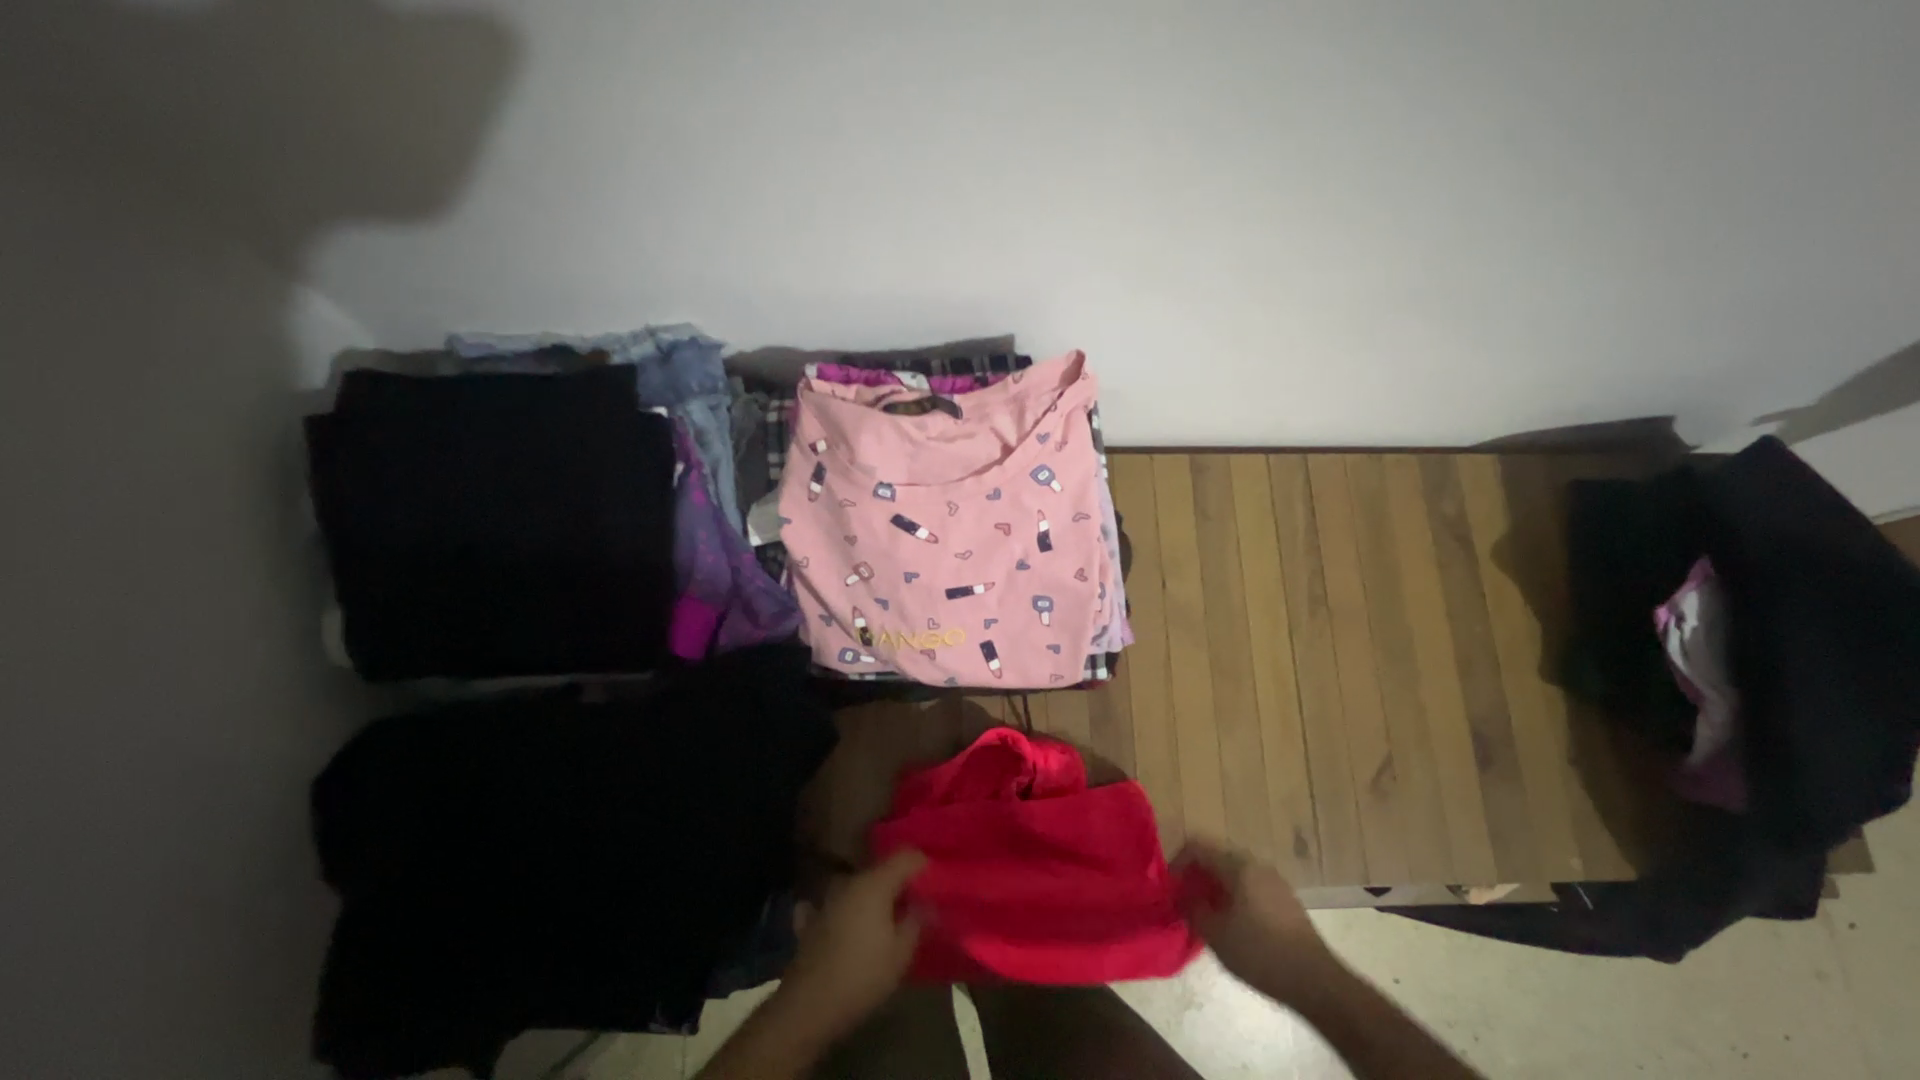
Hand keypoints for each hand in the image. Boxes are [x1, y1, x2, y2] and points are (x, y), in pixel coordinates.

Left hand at [771, 849, 928, 1042]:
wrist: (809, 1005)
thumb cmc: (863, 976)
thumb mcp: (901, 952)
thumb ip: (917, 920)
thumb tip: (927, 903)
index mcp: (874, 884)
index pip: (905, 856)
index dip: (923, 865)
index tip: (936, 885)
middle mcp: (848, 883)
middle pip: (880, 872)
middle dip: (900, 886)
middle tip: (915, 908)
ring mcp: (825, 900)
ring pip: (856, 889)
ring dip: (871, 899)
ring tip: (884, 922)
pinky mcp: (808, 921)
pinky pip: (831, 907)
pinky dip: (842, 912)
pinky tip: (844, 927)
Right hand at [1173, 839, 1335, 1001]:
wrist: (1315, 981)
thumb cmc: (1260, 953)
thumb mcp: (1215, 933)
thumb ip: (1191, 908)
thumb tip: (1179, 895)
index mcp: (1239, 866)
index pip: (1197, 845)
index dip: (1177, 863)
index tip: (1169, 890)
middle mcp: (1258, 865)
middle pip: (1216, 856)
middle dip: (1196, 876)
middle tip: (1184, 902)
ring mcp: (1275, 881)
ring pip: (1234, 872)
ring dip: (1214, 887)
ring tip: (1205, 915)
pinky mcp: (1285, 900)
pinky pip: (1250, 886)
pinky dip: (1233, 896)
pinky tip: (1231, 924)